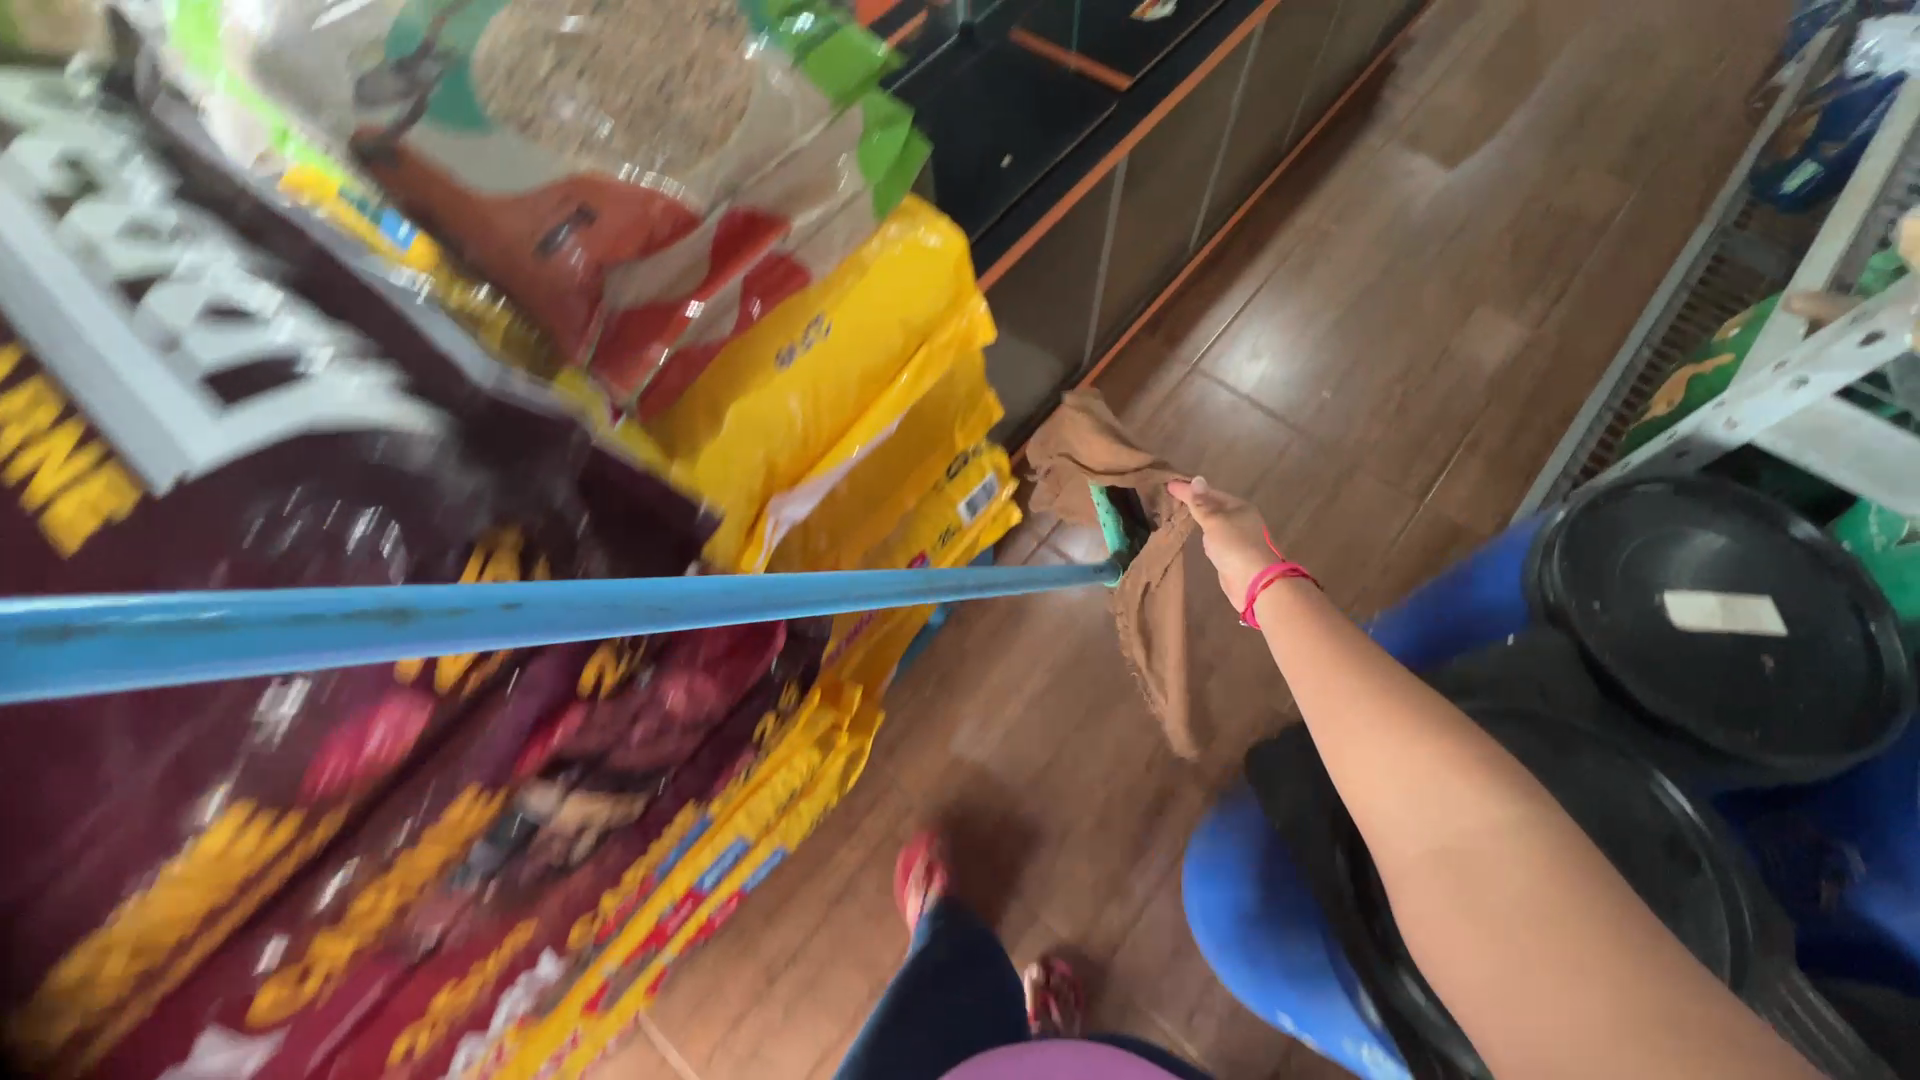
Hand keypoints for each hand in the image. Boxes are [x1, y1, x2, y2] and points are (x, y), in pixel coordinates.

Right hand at [1167, 476, 1275, 606]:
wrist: (1254, 582)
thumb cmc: (1234, 546)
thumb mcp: (1214, 521)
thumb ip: (1202, 503)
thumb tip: (1197, 479)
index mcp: (1239, 507)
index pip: (1210, 493)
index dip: (1189, 489)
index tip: (1169, 485)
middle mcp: (1241, 520)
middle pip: (1214, 507)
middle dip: (1196, 502)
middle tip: (1174, 497)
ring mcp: (1238, 538)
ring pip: (1215, 524)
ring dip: (1201, 519)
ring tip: (1183, 514)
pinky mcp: (1233, 555)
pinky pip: (1216, 540)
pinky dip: (1206, 537)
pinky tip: (1200, 539)